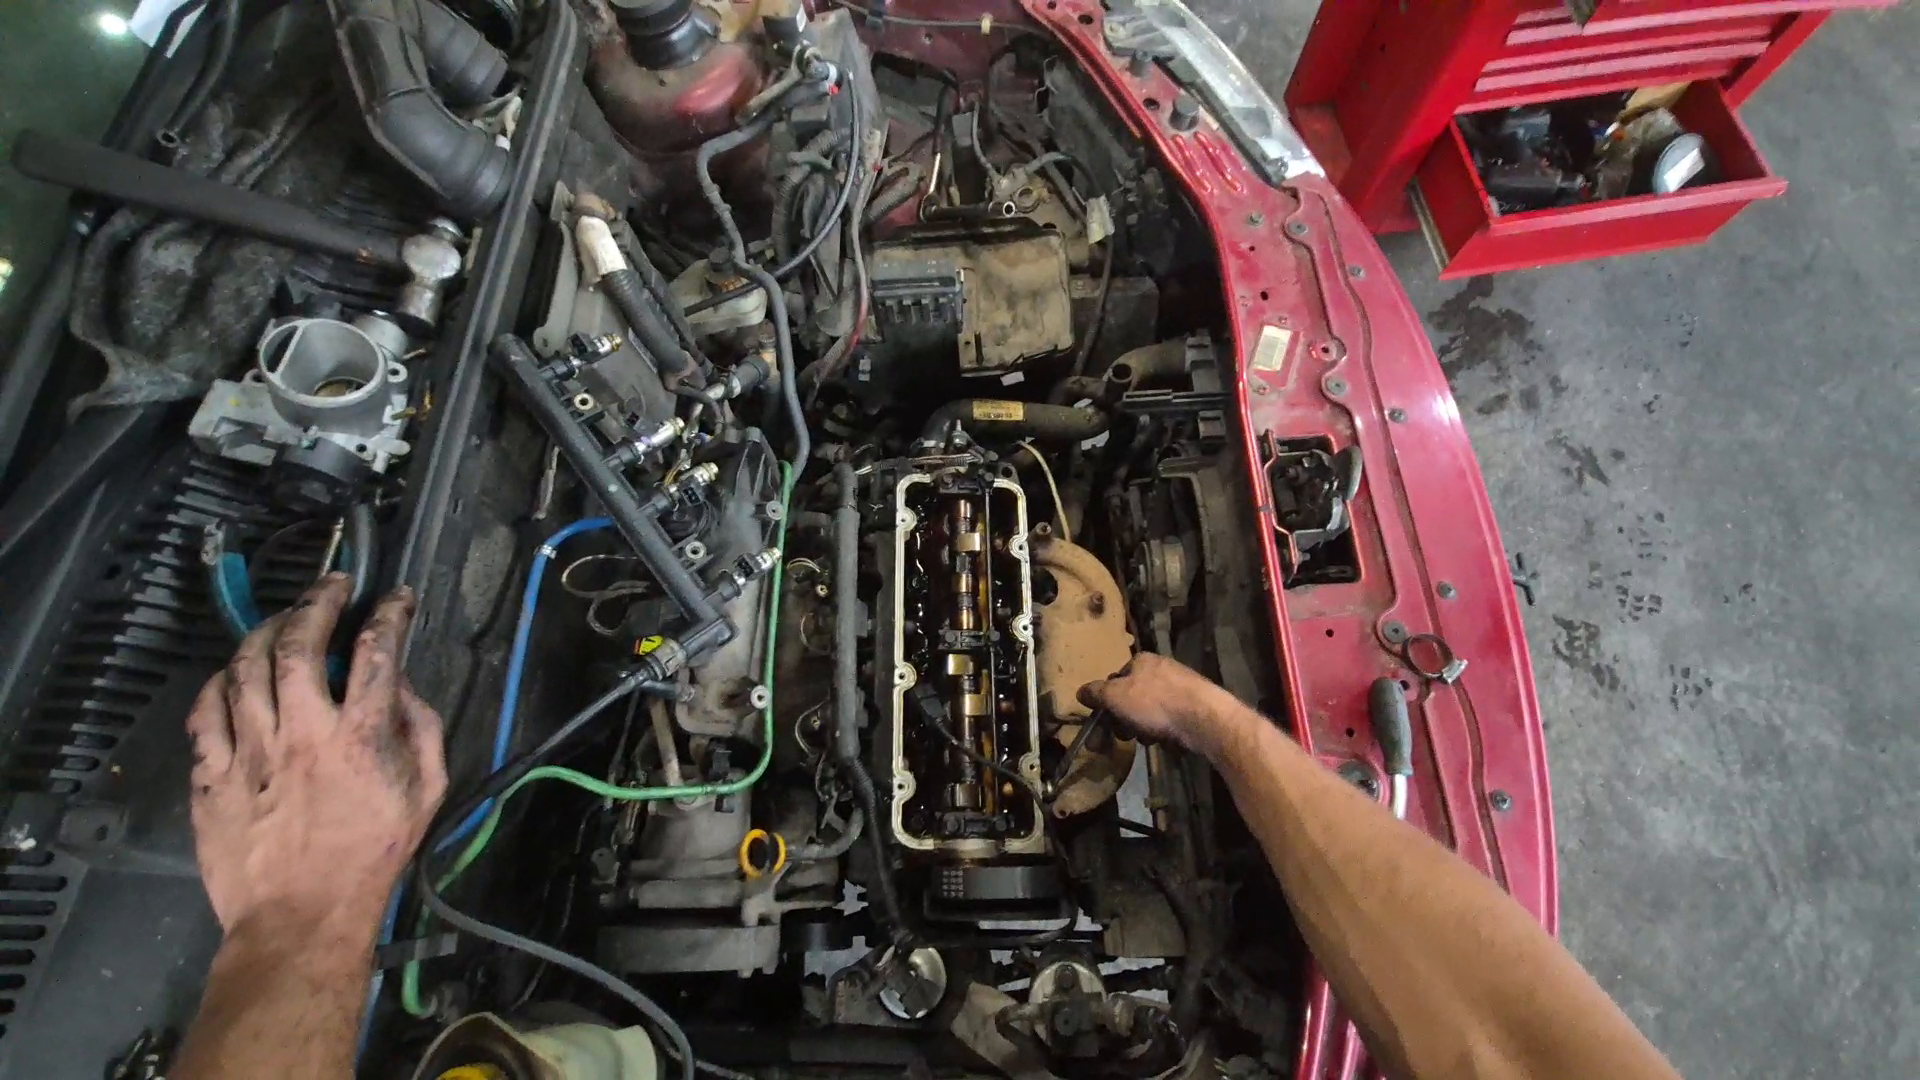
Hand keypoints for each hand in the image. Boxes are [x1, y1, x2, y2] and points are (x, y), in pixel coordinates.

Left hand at [185, 575, 447, 944]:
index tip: (397, 597)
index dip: (390, 614)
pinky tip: (236, 673)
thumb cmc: (378, 846)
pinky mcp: (212, 776)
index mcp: (363, 737)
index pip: (378, 654)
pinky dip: (220, 682)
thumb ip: (422, 728)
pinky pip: (205, 713)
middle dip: (316, 604)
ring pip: (244, 671)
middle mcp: (303, 733)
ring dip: (266, 633)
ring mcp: (250, 753)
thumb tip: (400, 685)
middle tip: (332, 585)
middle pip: (298, 648)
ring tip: (284, 619)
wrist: (304, 910)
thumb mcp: (430, 786)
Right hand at [1077, 653, 1238, 755]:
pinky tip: (1166, 741)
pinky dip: (1164, 731)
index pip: (1115, 680)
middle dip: (1124, 719)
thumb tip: (1080, 691)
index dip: (1107, 702)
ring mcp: (1181, 686)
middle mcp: (1161, 668)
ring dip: (1143, 728)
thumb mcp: (1115, 696)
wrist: (1203, 718)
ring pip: (1151, 710)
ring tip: (1147, 741)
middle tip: (1123, 738)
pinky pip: (1170, 719)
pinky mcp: (1196, 705)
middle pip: (1132, 696)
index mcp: (1141, 660)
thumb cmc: (1154, 702)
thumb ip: (1096, 693)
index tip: (1104, 722)